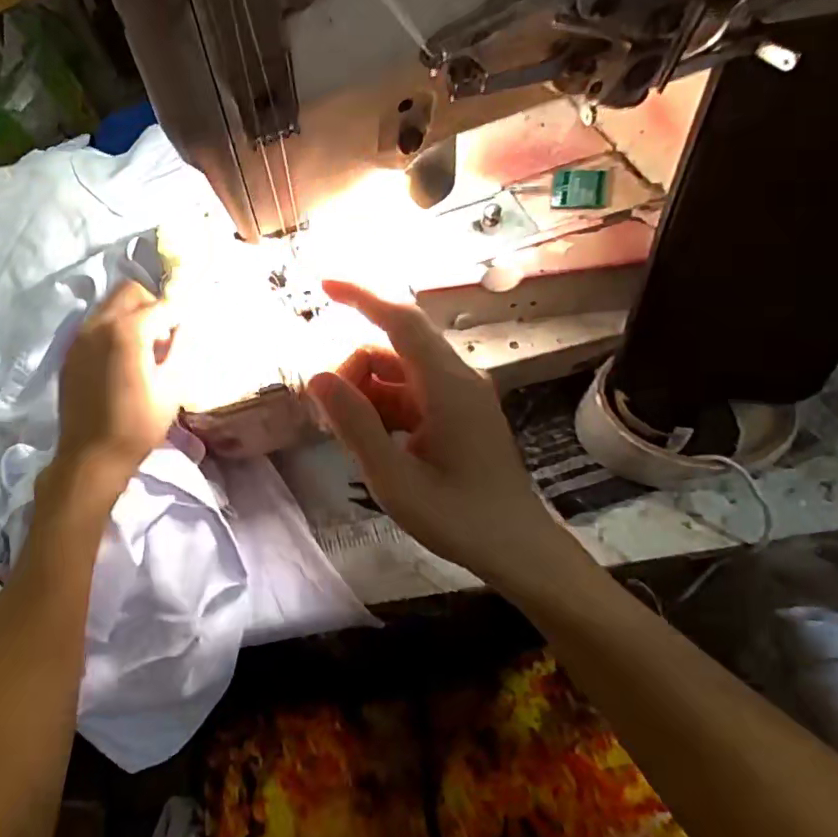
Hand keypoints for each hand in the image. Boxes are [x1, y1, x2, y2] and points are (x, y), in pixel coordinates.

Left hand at [54, 280, 179, 481]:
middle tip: (161, 337)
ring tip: (140, 349)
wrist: (91, 456)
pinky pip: (94, 325)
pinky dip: (112, 330)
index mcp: (127, 332)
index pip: (161, 305)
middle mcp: (98, 325)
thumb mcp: (171, 389)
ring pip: (109, 305)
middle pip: (129, 291)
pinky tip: (120, 360)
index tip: (183, 336)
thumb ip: (178, 350)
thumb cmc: (137, 427)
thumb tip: (180, 329)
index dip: (177, 317)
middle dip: (151, 305)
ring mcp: (79, 337)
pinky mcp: (69, 352)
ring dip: (130, 316)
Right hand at [308, 280, 562, 586]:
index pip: (400, 322)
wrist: (519, 551)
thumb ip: (355, 425)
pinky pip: (408, 396)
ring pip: (395, 374)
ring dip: (363, 395)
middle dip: (350, 373)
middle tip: (326, 421)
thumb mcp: (394, 479)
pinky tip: (370, 443)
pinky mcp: (456, 417)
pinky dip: (381, 409)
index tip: (323, 285)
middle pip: (389, 351)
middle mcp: (456, 381)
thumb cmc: (460, 519)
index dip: (361, 297)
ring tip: (345, 438)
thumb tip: (318, 378)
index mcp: (448, 387)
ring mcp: (458, 399)